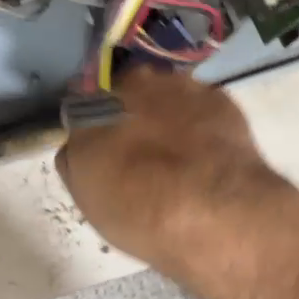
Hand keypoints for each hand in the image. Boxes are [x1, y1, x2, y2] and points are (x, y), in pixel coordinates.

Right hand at [56, 68, 298, 275]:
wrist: (216, 215)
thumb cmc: (137, 208)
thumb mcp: (86, 194)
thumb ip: (76, 159)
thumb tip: (79, 144)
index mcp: (92, 104)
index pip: (82, 102)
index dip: (90, 125)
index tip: (100, 148)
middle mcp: (133, 83)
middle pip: (126, 92)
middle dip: (130, 113)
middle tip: (140, 153)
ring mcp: (180, 87)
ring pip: (166, 96)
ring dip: (167, 116)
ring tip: (178, 157)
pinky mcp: (222, 100)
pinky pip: (203, 108)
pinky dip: (201, 125)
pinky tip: (206, 157)